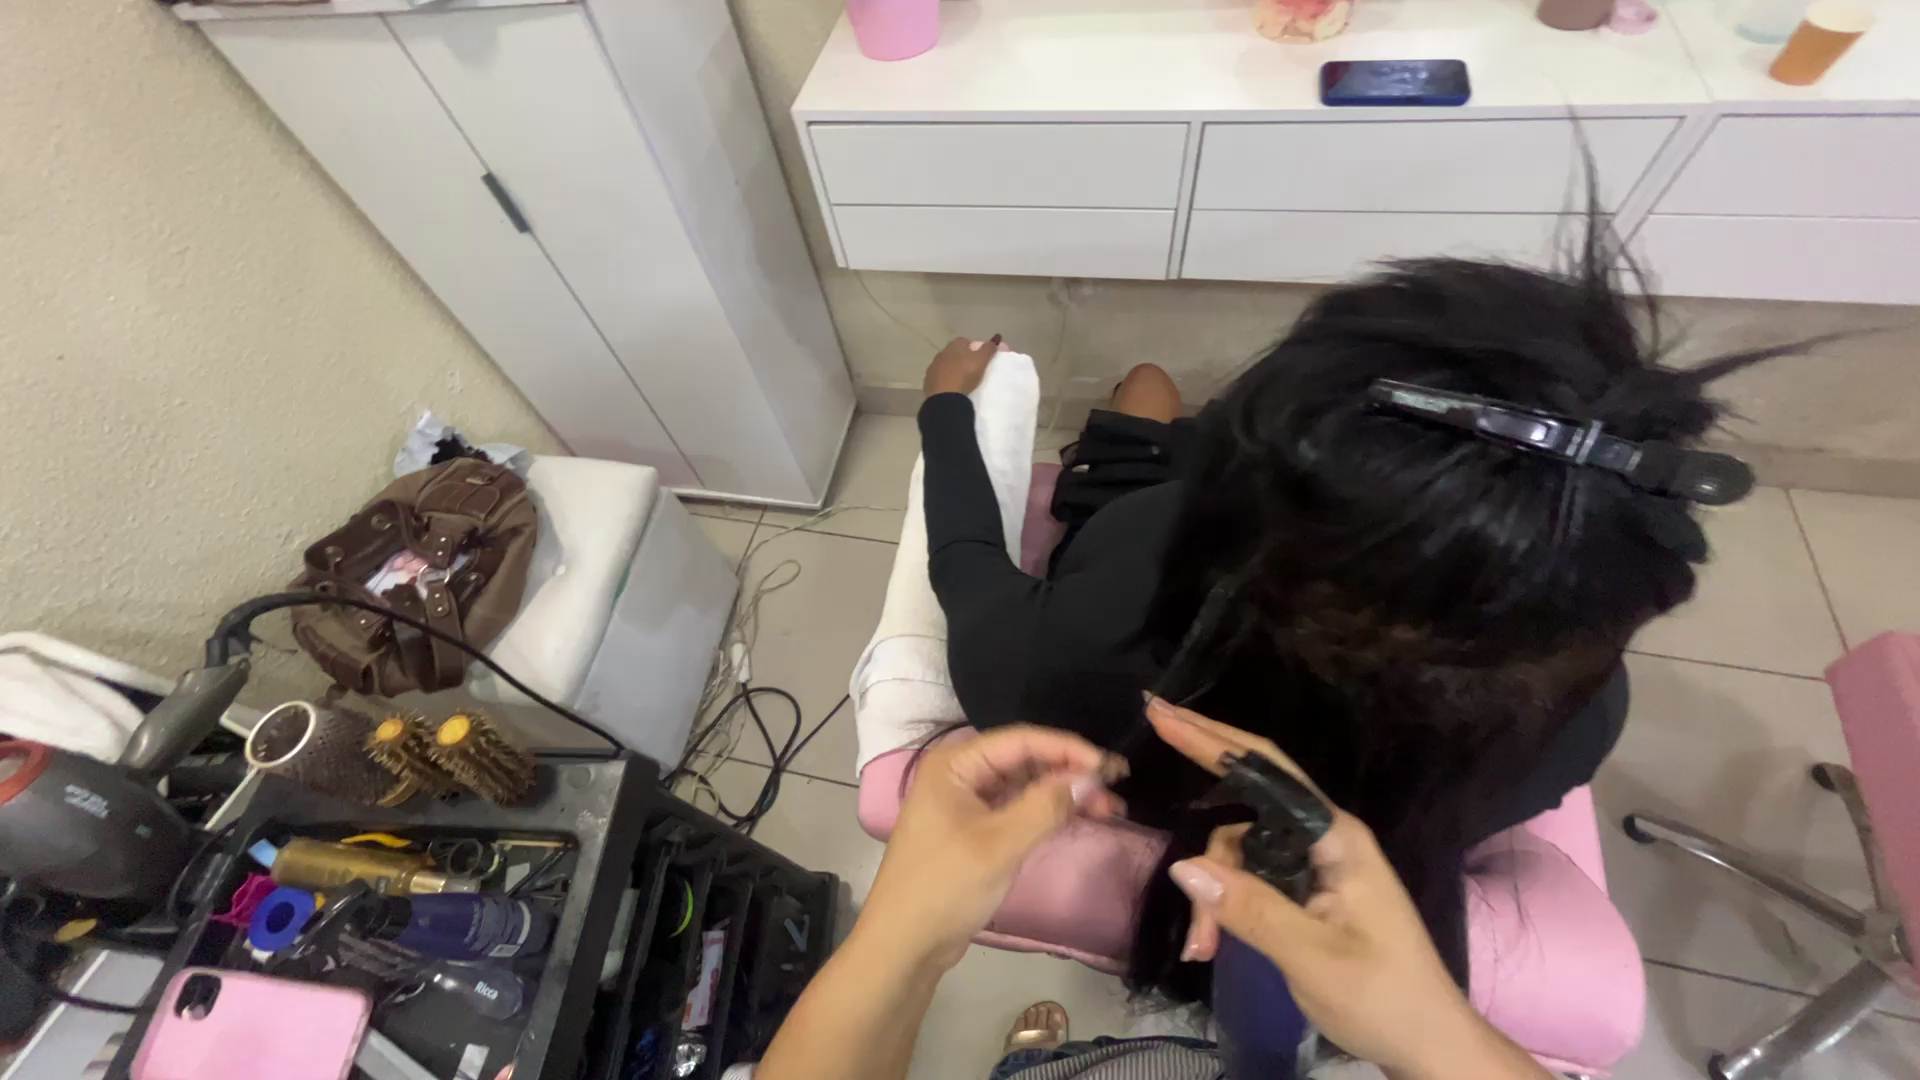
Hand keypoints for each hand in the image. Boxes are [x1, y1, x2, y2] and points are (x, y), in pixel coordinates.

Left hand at [855, 726, 1125, 970]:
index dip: (1068, 748)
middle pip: (1025, 759)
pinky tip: (1081, 818)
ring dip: (1064, 792)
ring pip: (1026, 784)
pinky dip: (1049, 812)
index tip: (1110, 765)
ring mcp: (968, 801)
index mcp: (956, 763)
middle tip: (1118, 786)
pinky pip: (1019, 807)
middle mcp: (961, 773)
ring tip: (1111, 808)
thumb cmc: (945, 887)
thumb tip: (1091, 777)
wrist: (904, 946)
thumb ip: (1046, 807)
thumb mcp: (999, 846)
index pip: (1021, 740)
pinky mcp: (977, 827)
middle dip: (1070, 771)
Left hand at [922, 335, 1006, 396]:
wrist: (945, 398)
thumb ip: (989, 348)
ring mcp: (933, 368)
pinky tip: (951, 388)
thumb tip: (996, 337)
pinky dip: (945, 380)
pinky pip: (939, 378)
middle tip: (972, 369)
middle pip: (953, 353)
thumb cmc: (965, 375)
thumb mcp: (981, 361)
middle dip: (961, 358)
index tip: (980, 358)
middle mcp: (941, 353)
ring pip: (945, 365)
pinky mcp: (928, 382)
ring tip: (962, 380)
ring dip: (952, 369)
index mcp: (954, 345)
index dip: (973, 348)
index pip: (965, 341)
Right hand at [1145, 697, 1540, 1079]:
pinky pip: (1242, 875)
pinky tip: (1208, 942)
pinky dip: (1219, 902)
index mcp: (1334, 835)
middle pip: (1245, 792)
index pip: (1266, 769)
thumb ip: (1252, 910)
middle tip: (1153, 721)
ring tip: (1200, 943)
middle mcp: (1319, 835)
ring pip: (1235, 846)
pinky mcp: (1297, 886)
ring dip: (1209, 886)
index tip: (1164, 716)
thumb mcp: (1317, 960)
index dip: (1212, 737)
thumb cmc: (1386, 999)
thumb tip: (1183, 867)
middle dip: (1199, 764)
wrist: (1430, 1049)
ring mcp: (1307, 860)